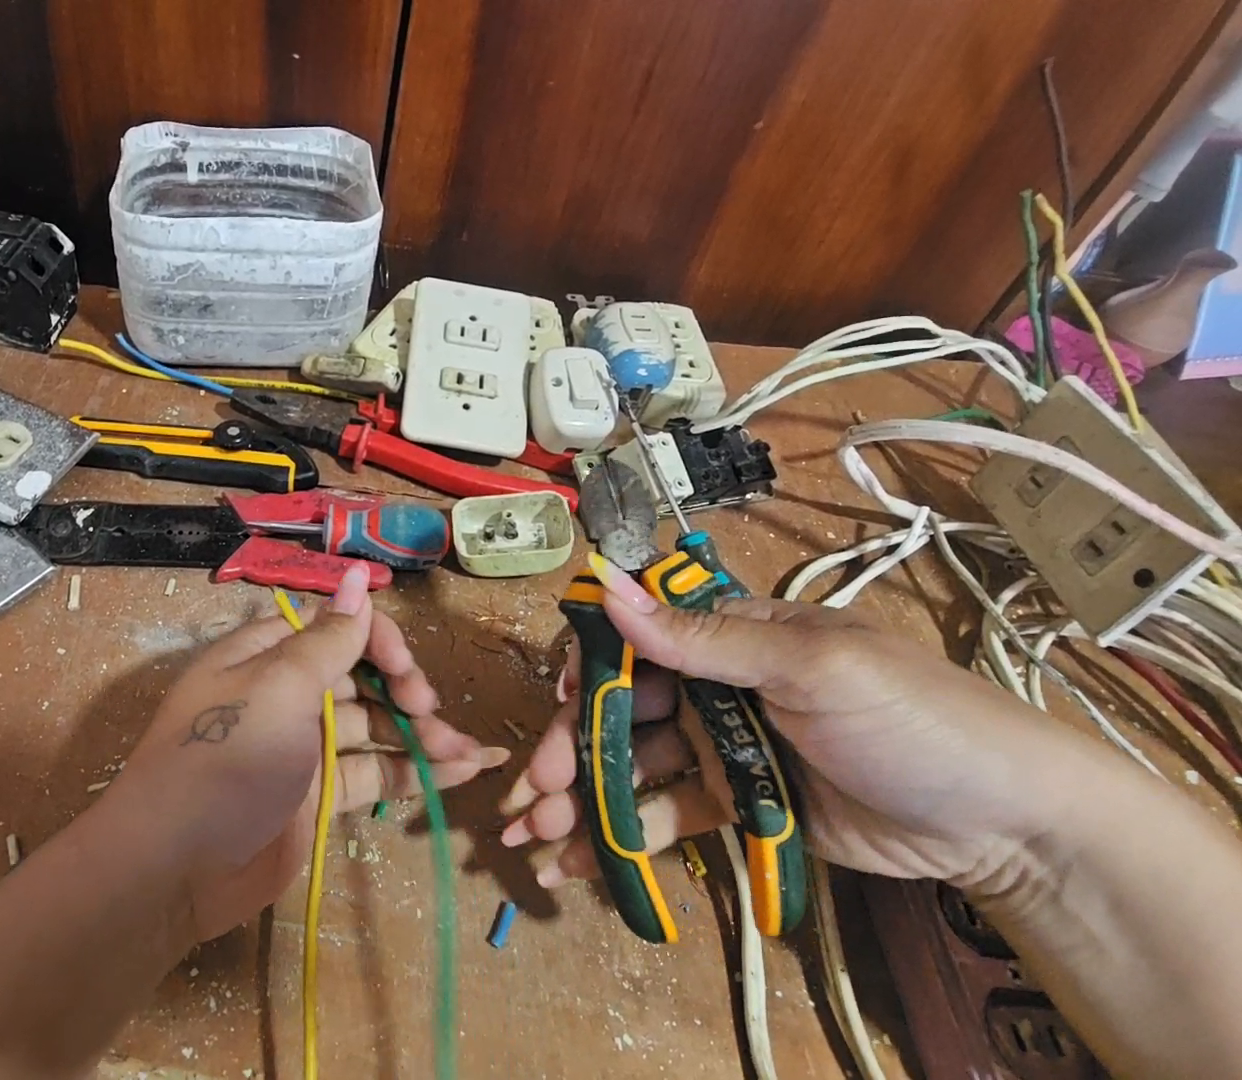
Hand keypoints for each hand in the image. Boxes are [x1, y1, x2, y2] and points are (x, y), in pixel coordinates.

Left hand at [113, 564, 509, 941]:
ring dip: (420, 732)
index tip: (404, 667)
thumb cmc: (224, 761)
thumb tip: (357, 575)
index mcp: (267, 655)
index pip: (334, 626)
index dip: (376, 639)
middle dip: (403, 686)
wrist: (176, 868)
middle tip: (427, 709)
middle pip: (360, 674)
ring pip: (374, 724)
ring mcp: (305, 746)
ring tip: (465, 750)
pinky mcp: (320, 795)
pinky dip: (416, 770)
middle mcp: (288, 693)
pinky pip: (374, 771)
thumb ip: (328, 639)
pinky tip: (463, 770)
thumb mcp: (277, 690)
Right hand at [500, 559, 1077, 892]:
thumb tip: (607, 584)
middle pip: (621, 710)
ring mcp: (722, 745)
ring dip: (582, 798)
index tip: (559, 706)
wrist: (1010, 826)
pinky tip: (581, 859)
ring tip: (536, 836)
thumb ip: (701, 636)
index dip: (588, 671)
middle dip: (570, 749)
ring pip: (633, 765)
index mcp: (731, 635)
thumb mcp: (810, 667)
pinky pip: (666, 813)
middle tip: (531, 794)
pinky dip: (623, 835)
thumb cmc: (914, 720)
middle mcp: (715, 684)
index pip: (636, 640)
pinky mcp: (735, 801)